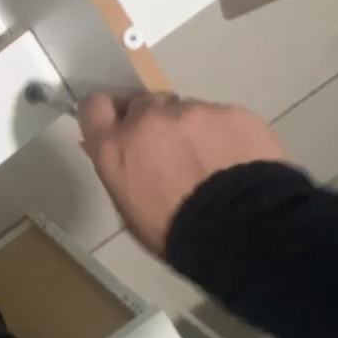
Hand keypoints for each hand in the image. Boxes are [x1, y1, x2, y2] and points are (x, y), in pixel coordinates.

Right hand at [77, 93, 290, 252]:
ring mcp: (191, 111)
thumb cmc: (175, 233)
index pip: (94, 106)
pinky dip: (227, 134)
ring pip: (186, 110)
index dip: (108, 113)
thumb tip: (113, 153)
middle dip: (154, 123)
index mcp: (115, 146)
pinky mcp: (231, 112)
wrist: (243, 232)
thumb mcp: (129, 208)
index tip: (119, 125)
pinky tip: (240, 161)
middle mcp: (147, 119)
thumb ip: (118, 170)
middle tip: (173, 151)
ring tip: (215, 161)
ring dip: (193, 129)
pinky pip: (223, 117)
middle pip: (144, 105)